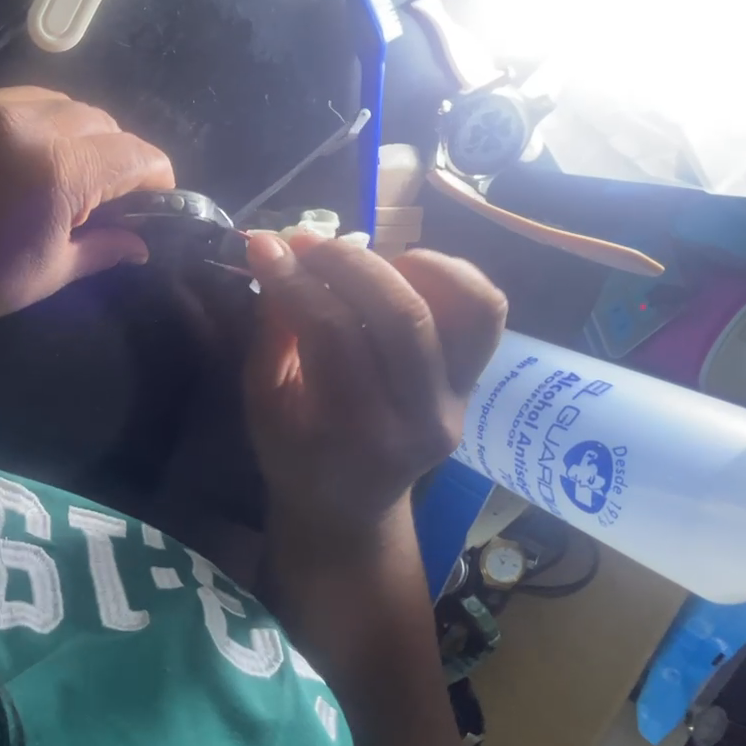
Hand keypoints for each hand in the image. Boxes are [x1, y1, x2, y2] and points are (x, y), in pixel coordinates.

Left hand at [0, 86, 174, 338]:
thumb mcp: (45, 274)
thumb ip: (102, 247)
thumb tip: (141, 242)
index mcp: (60, 170)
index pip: (137, 155)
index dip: (156, 179)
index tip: (152, 202)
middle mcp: (31, 122)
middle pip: (103, 122)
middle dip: (114, 157)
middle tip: (100, 196)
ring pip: (62, 103)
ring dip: (77, 134)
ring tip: (61, 172)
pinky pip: (18, 99)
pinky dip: (35, 122)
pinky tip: (23, 154)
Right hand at [243, 232, 506, 558]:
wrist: (347, 504)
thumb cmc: (292, 454)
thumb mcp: (262, 399)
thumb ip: (272, 330)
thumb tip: (274, 255)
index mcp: (354, 431)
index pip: (332, 334)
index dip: (295, 280)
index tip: (263, 246)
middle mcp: (421, 417)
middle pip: (402, 316)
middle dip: (347, 262)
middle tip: (305, 242)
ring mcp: (459, 398)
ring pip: (467, 308)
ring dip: (409, 264)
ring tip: (361, 259)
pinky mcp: (476, 381)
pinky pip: (483, 312)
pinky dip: (446, 275)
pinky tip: (398, 271)